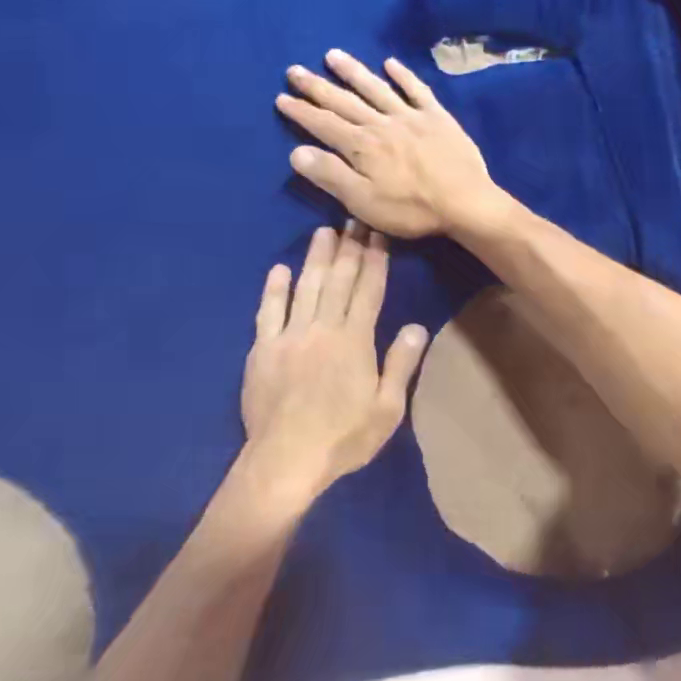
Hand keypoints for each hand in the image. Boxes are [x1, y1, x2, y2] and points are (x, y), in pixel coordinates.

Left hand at [240, 223, 430, 499]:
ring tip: (323, 232)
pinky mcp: (262, 350)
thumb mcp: (387, 409)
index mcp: (354, 342)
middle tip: (353, 221)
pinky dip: (274, 289)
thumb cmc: (343, 438)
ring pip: (304, 288)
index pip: (368, 291)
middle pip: (337, 281)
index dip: (374, 260)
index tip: (377, 235)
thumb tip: (418, 327)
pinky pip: (268, 312)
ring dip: (315, 258)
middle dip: (348, 249)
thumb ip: (400, 364)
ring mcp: (289, 337)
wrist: (286, 459)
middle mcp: (322, 329)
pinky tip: (279, 270)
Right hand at [275, 49, 507, 237]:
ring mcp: (411, 116)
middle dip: (317, 86)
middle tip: (294, 70)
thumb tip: (296, 152)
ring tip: (332, 55)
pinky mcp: (438, 117)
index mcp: (362, 146)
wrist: (466, 202)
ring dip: (353, 71)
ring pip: (375, 88)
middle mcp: (382, 123)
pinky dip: (403, 75)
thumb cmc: (412, 209)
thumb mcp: (363, 202)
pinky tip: (390, 63)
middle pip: (344, 101)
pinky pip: (417, 90)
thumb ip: (331, 176)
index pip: (323, 124)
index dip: (301, 112)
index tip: (281, 98)